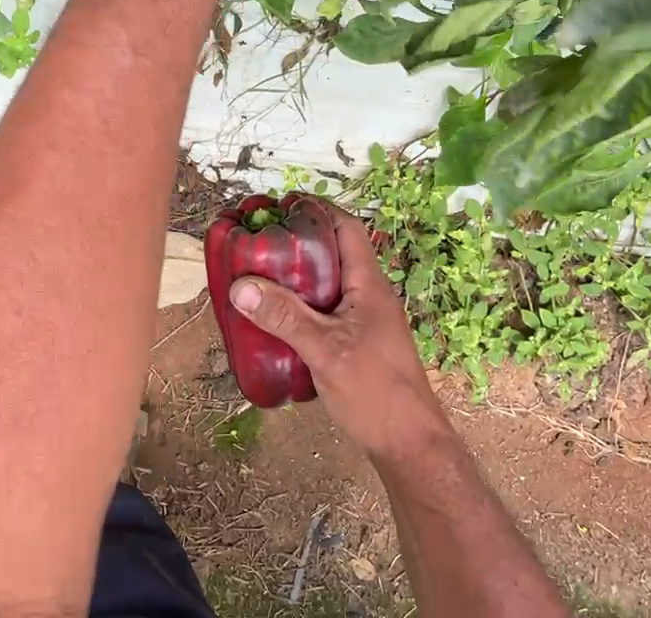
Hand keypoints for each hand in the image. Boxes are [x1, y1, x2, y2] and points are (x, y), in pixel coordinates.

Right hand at [228, 201, 446, 460]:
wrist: (410, 445)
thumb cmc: (375, 391)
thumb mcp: (325, 350)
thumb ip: (284, 317)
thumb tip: (240, 285)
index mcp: (370, 285)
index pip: (347, 228)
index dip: (318, 209)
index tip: (282, 204)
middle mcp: (370, 295)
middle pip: (334, 253)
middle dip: (298, 241)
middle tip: (259, 240)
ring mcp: (365, 320)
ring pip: (328, 283)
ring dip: (297, 275)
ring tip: (258, 274)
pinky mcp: (357, 342)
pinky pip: (325, 309)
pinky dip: (300, 304)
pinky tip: (274, 318)